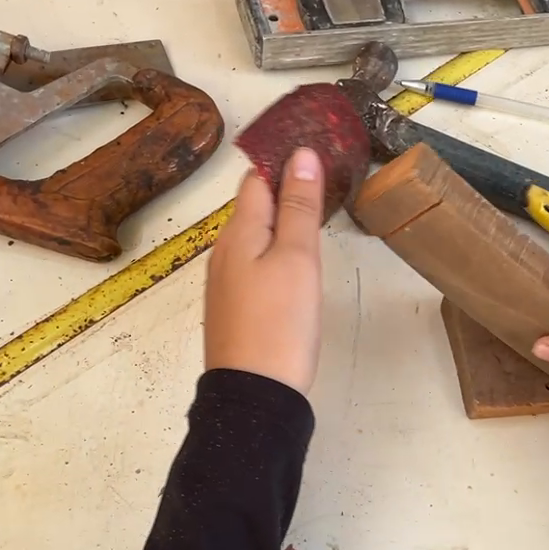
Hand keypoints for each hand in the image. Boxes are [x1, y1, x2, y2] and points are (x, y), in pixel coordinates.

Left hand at [205, 147, 325, 394]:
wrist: (254, 394)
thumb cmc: (281, 323)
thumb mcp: (298, 259)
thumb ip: (300, 207)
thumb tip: (300, 155)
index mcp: (239, 233)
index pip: (256, 180)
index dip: (282, 165)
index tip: (316, 158)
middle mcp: (223, 253)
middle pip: (252, 210)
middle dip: (283, 194)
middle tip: (324, 190)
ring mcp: (224, 285)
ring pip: (252, 241)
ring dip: (279, 227)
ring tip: (314, 226)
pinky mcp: (233, 311)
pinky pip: (251, 268)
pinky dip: (272, 257)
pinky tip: (292, 271)